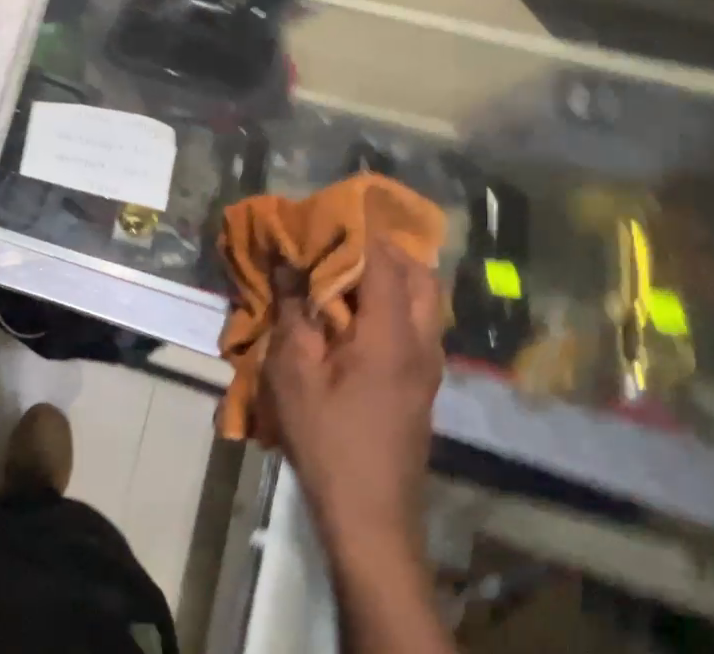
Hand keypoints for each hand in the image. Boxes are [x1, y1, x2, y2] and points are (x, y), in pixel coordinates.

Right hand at [265, 241, 443, 553]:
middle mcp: (422, 343)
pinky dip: (386, 299)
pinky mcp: (419, 381)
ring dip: (385, 273)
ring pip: (421, 299)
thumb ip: (294, 312)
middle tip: (332, 234)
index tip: (324, 207)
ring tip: (336, 266)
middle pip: (418, 276)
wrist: (368, 506)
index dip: (357, 230)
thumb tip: (286, 264)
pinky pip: (412, 321)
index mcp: (392, 336)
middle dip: (379, 246)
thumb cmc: (324, 434)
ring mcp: (427, 364)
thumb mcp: (292, 370)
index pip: (384, 263)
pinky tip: (347, 310)